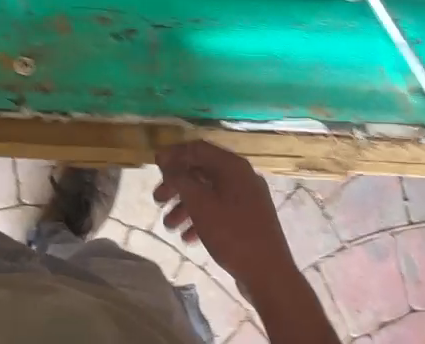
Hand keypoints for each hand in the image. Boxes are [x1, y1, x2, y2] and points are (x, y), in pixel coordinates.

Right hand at [153, 141, 295, 289]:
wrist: (269, 275)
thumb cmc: (232, 233)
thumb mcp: (200, 204)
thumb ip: (181, 179)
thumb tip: (166, 161)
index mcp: (233, 166)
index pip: (198, 149)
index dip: (174, 154)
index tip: (155, 165)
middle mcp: (242, 176)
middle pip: (202, 172)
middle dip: (177, 185)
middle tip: (157, 200)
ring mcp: (248, 198)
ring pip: (209, 193)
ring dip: (186, 206)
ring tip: (169, 226)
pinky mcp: (249, 219)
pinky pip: (220, 209)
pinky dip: (202, 218)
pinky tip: (188, 237)